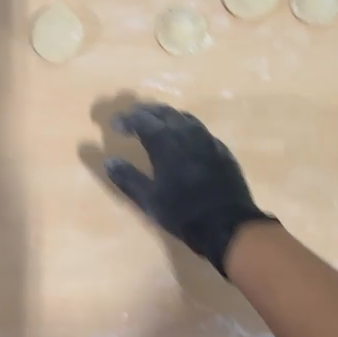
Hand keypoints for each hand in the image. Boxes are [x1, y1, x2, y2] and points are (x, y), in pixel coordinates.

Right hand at [103, 102, 276, 274]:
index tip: (114, 124)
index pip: (142, 120)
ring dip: (166, 116)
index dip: (126, 119)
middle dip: (145, 112)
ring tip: (155, 123)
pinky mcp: (221, 150)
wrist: (228, 224)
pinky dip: (184, 127)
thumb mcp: (149, 200)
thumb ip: (128, 178)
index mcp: (166, 142)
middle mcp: (187, 133)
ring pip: (184, 118)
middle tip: (132, 116)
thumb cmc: (183, 213)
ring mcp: (208, 139)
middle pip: (163, 113)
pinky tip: (183, 139)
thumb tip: (109, 161)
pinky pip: (199, 129)